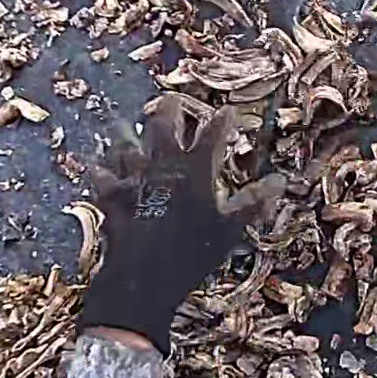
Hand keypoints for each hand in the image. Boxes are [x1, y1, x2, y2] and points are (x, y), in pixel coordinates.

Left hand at [76, 94, 285, 354]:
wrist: (143, 278)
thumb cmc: (191, 254)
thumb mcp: (228, 230)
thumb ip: (252, 203)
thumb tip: (280, 182)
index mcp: (194, 171)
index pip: (212, 137)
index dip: (221, 122)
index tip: (227, 110)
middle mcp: (163, 166)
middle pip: (164, 127)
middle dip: (169, 111)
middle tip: (170, 100)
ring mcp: (134, 178)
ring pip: (128, 145)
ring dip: (128, 134)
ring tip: (126, 124)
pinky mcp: (112, 196)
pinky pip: (104, 178)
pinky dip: (101, 171)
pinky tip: (96, 165)